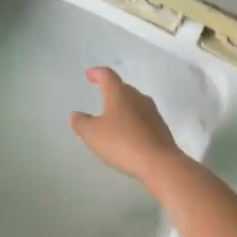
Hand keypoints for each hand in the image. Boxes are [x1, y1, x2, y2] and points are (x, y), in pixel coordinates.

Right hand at [69, 67, 187, 183]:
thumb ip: (81, 123)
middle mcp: (138, 97)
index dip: (96, 73)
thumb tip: (75, 115)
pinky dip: (132, 121)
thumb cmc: (122, 143)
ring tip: (113, 116)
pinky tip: (128, 134)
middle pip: (123, 88)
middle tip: (101, 95)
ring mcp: (152, 112)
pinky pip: (142, 118)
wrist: (160, 163)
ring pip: (134, 103)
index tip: (89, 74)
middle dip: (111, 90)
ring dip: (123, 107)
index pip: (107, 75)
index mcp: (119, 93)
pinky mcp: (161, 128)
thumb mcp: (93, 134)